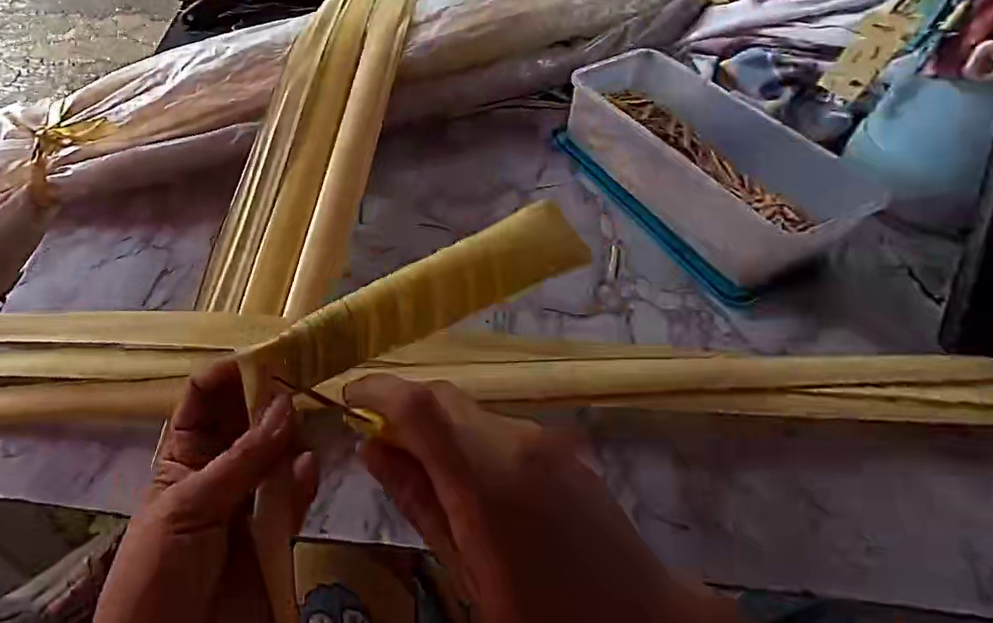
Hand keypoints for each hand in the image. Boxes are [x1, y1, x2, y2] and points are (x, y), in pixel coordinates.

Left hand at [95, 359, 317, 622]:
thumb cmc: (156, 575)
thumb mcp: (188, 508)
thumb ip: (242, 457)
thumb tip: (286, 401)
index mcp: (184, 456)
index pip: (204, 397)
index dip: (231, 372)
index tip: (267, 355)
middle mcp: (221, 467)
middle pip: (249, 415)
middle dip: (273, 394)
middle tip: (306, 372)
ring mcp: (251, 497)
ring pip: (279, 448)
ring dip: (294, 433)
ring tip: (312, 418)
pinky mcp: (277, 530)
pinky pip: (297, 492)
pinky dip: (306, 477)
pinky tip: (310, 468)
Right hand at [344, 374, 734, 622]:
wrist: (644, 622)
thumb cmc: (544, 616)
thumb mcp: (468, 575)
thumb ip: (421, 506)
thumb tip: (374, 453)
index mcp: (489, 481)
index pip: (422, 407)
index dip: (380, 392)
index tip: (348, 398)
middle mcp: (518, 442)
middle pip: (447, 399)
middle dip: (404, 406)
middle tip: (372, 437)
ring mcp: (546, 441)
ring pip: (473, 412)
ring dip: (438, 425)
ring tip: (414, 464)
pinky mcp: (563, 448)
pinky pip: (501, 428)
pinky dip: (469, 438)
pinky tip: (464, 478)